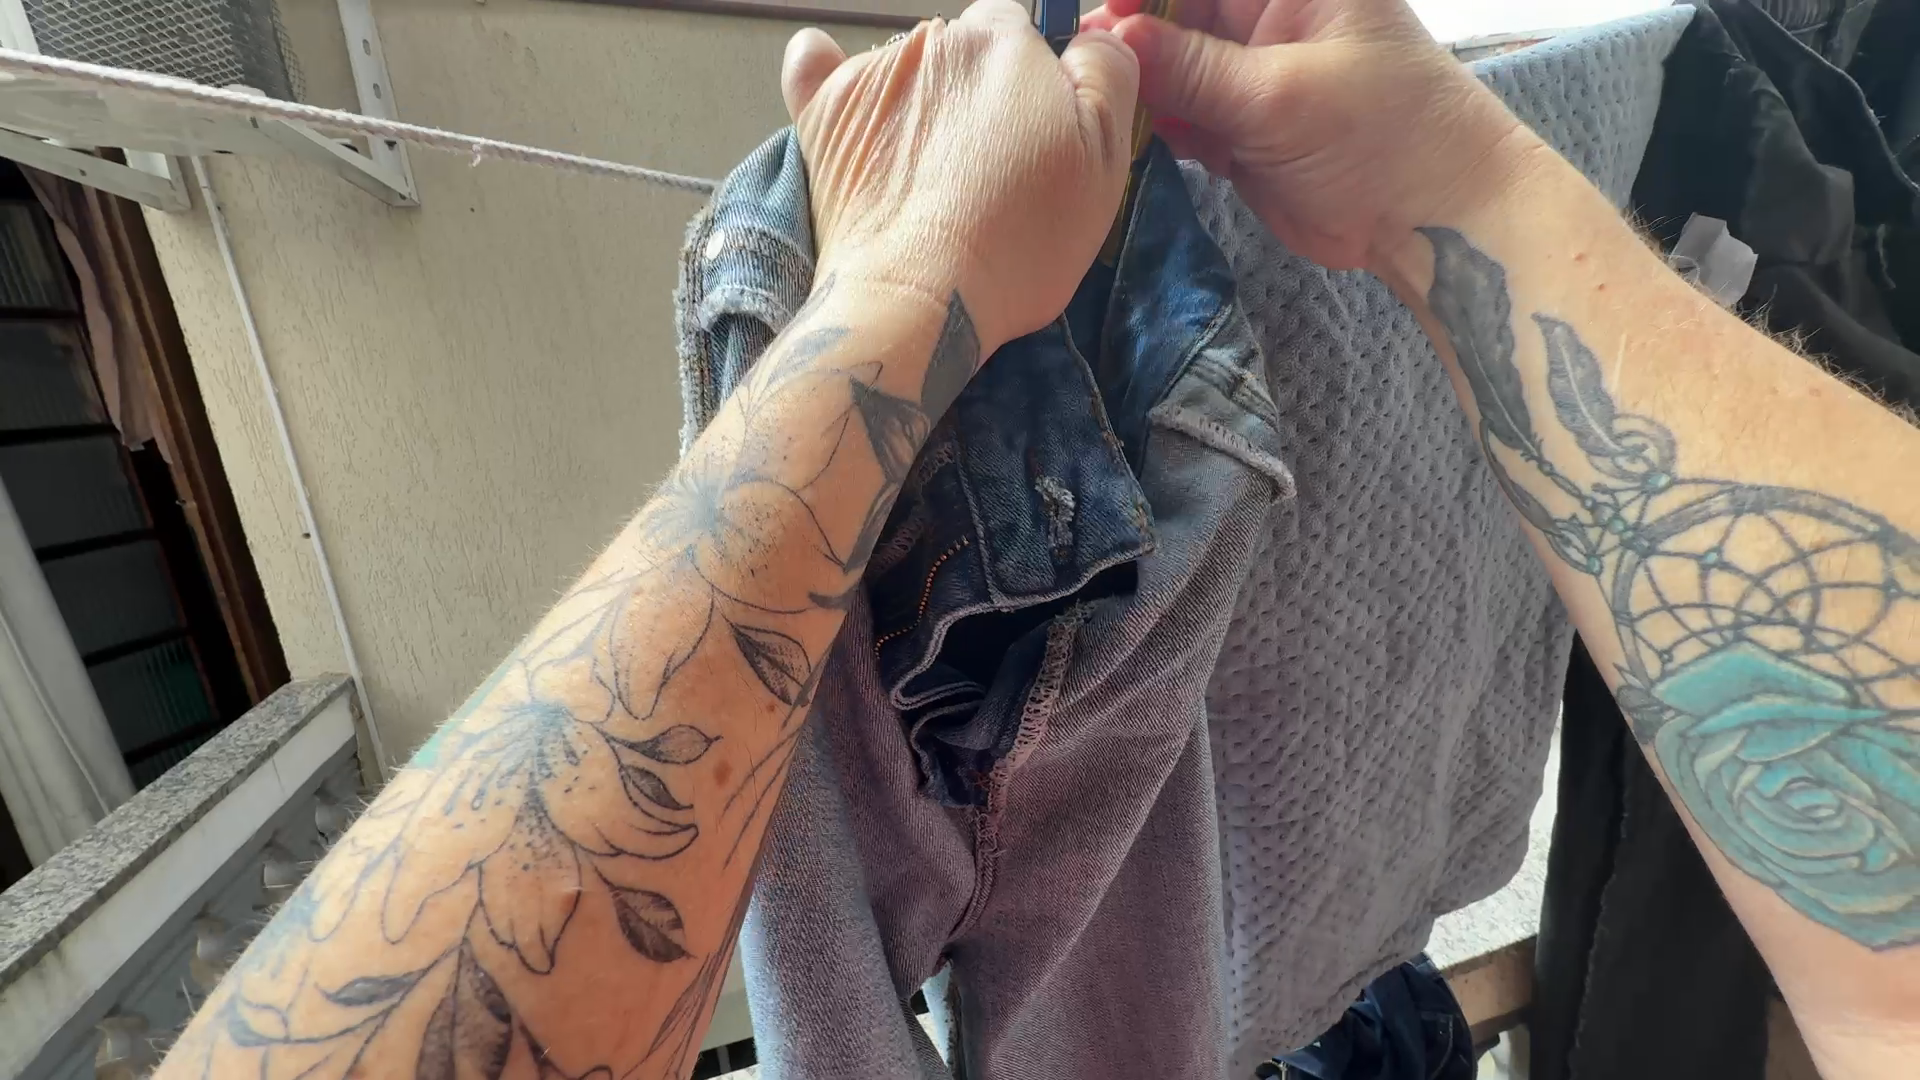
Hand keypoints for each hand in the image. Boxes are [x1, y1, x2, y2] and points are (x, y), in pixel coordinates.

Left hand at [782, 1, 1137, 351]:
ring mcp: (872, 73)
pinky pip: (816, 66)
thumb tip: (1093, 37)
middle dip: (975, 102)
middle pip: (961, 55)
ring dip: (917, 107)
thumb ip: (1107, 79)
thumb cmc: (1017, 247)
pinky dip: (827, 75)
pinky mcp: (823, 115)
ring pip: (905, 73)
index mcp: (1007, 42)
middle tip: (979, 179)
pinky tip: (842, 100)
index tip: (1028, 146)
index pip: (1022, 35)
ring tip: (923, 183)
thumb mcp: (1103, 166)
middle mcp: (937, 40)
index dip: (1030, 90)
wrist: (916, 301)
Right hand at [1082, 0, 1541, 272]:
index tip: (1096, 16)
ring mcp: (1250, 84)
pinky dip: (1156, 132)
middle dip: (1133, 40)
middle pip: (1181, 21)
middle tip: (1080, 66)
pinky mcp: (1239, 136)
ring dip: (1140, 91)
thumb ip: (1193, 70)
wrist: (1418, 215)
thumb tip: (1115, 37)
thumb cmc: (1376, 132)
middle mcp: (1266, 26)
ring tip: (1093, 105)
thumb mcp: (1278, 94)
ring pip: (1175, 76)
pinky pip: (1184, 123)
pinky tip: (1124, 138)